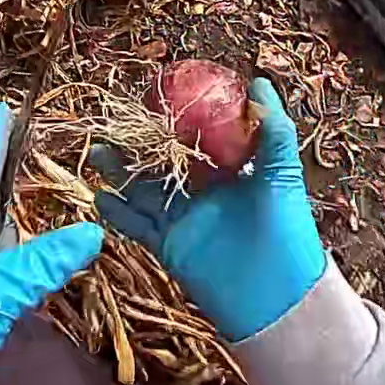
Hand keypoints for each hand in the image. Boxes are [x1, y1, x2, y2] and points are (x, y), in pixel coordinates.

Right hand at [93, 77, 326, 340]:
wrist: (279, 301)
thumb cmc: (288, 236)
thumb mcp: (282, 177)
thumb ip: (273, 132)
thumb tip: (261, 82)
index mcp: (223, 175)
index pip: (191, 143)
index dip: (171, 124)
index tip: (152, 102)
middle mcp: (198, 194)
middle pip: (158, 164)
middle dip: (134, 147)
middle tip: (114, 126)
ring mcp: (180, 219)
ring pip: (141, 190)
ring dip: (118, 173)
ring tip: (96, 153)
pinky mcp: (167, 245)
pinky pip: (136, 226)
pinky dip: (116, 213)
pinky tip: (99, 196)